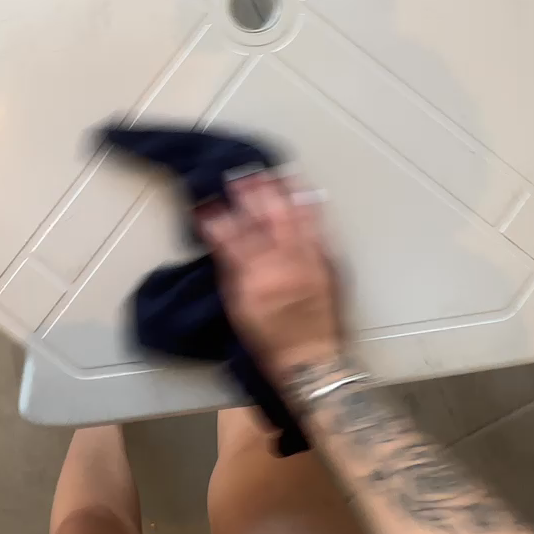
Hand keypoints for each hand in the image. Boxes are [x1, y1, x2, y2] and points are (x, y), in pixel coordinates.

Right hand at [198, 171, 344, 376]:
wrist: (313, 360)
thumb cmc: (268, 339)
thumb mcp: (238, 308)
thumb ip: (228, 269)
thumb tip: (217, 238)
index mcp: (257, 277)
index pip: (233, 238)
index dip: (218, 218)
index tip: (207, 202)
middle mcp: (283, 264)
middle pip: (265, 220)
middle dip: (252, 194)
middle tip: (241, 174)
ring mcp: (308, 261)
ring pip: (293, 218)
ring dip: (281, 193)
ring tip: (272, 173)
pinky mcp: (326, 263)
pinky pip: (319, 230)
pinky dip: (311, 208)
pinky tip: (305, 192)